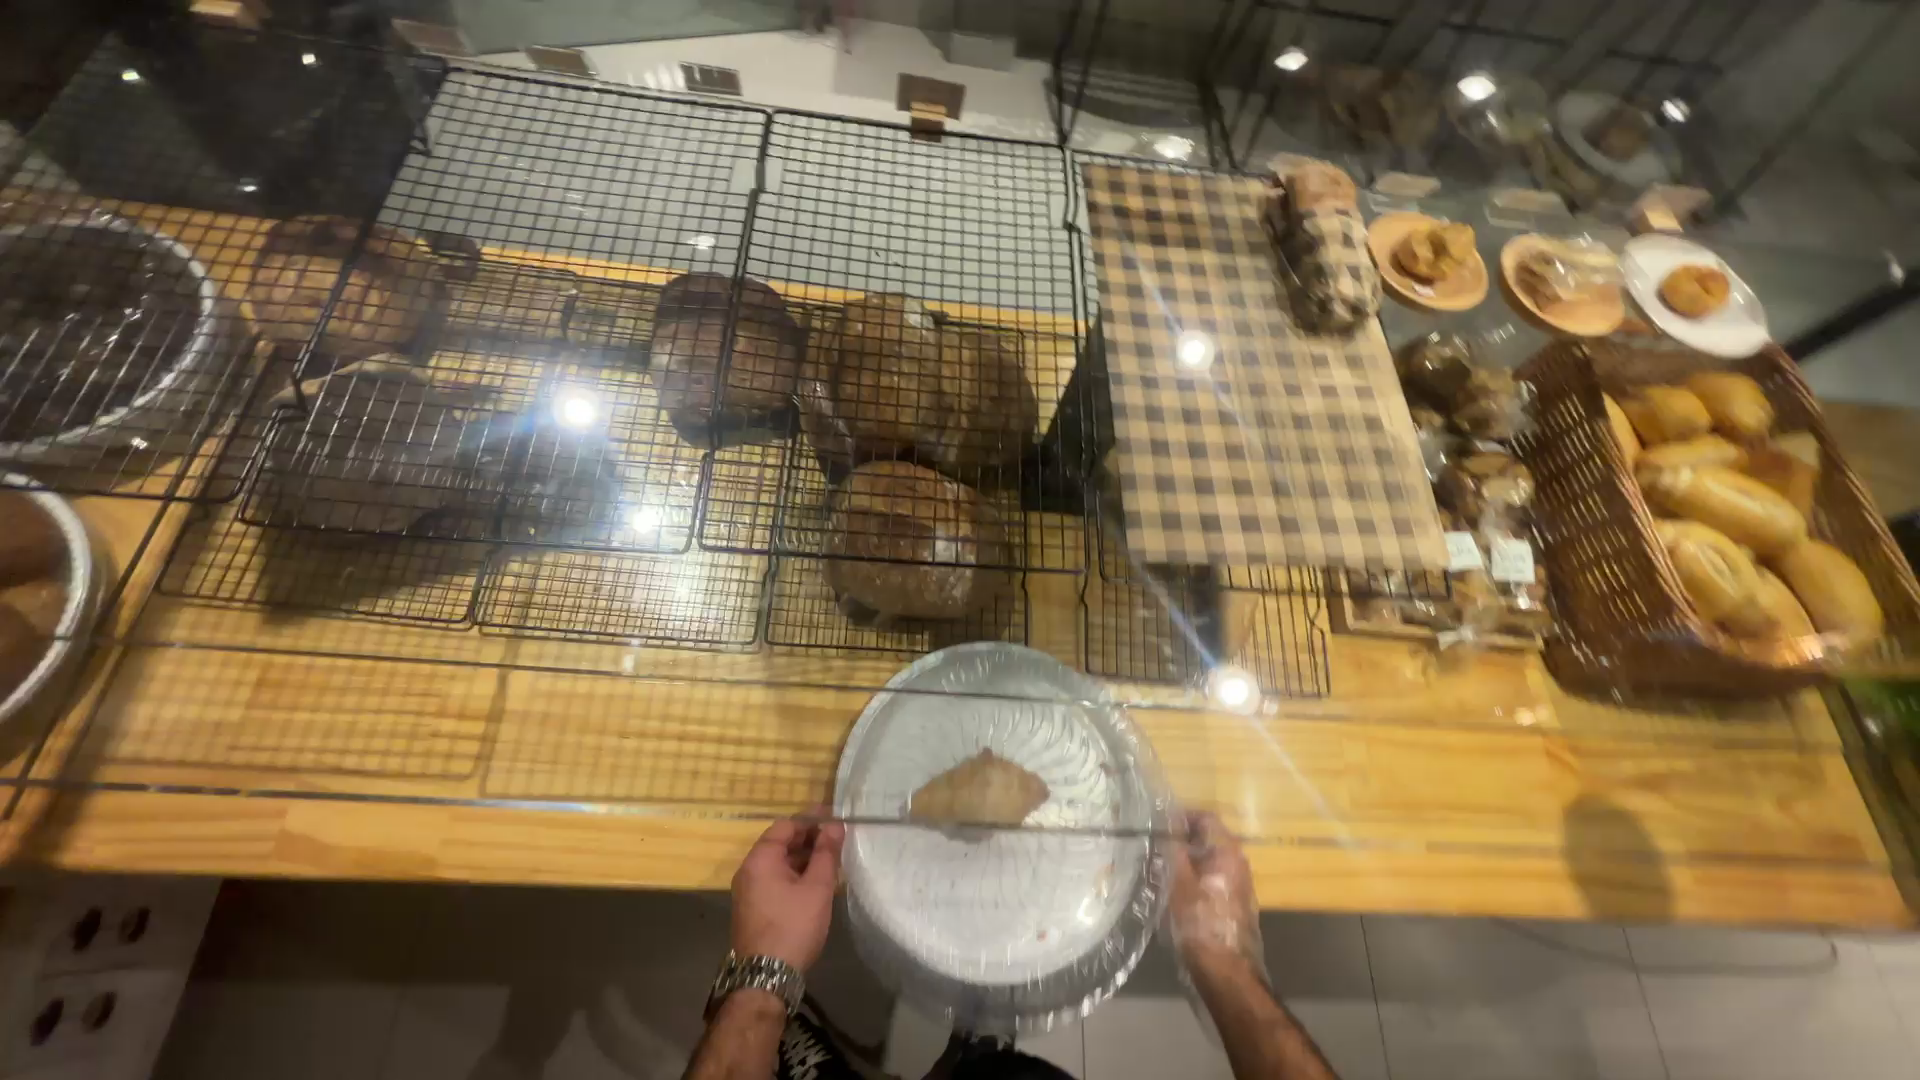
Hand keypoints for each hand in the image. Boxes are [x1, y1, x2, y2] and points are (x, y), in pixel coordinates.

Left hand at [731, 812, 845, 972]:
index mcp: (760, 859)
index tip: (835, 820)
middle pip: (780, 843)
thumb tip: (834, 825)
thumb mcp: (817, 887)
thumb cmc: (793, 926)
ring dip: (804, 859)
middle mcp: (749, 870)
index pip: (786, 825)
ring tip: (832, 862)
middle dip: (809, 839)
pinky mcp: (753, 908)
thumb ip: (826, 853)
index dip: (811, 820)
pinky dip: (795, 875)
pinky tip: (816, 883)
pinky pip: (775, 880)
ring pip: (779, 863)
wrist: (766, 978)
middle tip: (838, 842)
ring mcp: (748, 891)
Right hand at [1167, 812, 1264, 981]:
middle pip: (1207, 839)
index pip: (1205, 817)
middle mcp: (1239, 864)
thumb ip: (1173, 848)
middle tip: (1152, 847)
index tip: (1156, 824)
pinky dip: (1194, 881)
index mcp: (1228, 852)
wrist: (1227, 975)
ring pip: (1208, 862)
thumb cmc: (1200, 923)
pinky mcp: (1235, 907)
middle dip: (1180, 841)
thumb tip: (1167, 820)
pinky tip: (1174, 894)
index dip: (1181, 816)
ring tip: (1158, 870)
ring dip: (1185, 862)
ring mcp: (1240, 887)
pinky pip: (1211, 882)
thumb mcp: (1178, 882)